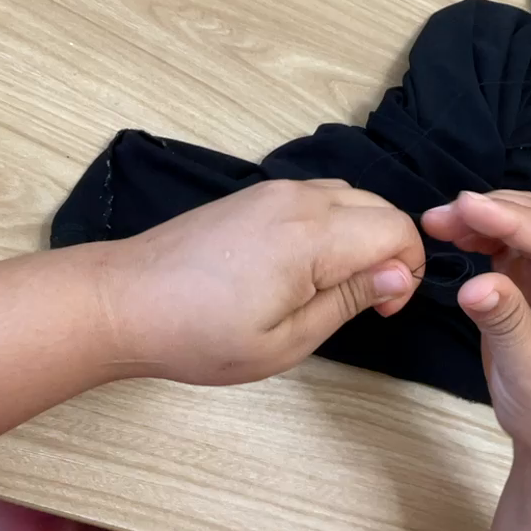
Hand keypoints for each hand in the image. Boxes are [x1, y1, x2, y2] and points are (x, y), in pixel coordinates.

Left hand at [91, 180, 422, 384]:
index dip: (407, 271)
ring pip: (351, 198)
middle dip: (390, 252)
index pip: (398, 230)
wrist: (123, 301)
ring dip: (362, 236)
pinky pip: (318, 196)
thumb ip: (350, 299)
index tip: (381, 310)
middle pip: (381, 207)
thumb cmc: (200, 334)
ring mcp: (274, 191)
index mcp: (313, 236)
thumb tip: (400, 273)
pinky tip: (305, 264)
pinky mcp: (254, 194)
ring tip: (333, 284)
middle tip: (363, 302)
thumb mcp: (286, 340)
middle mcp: (299, 199)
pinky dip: (334, 224)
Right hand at [421, 191, 530, 468]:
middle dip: (492, 214)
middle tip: (440, 215)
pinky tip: (453, 237)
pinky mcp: (530, 290)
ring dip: (481, 222)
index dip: (510, 219)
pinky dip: (479, 240)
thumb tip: (473, 283)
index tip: (465, 204)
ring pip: (520, 232)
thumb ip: (508, 322)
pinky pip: (505, 253)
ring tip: (437, 222)